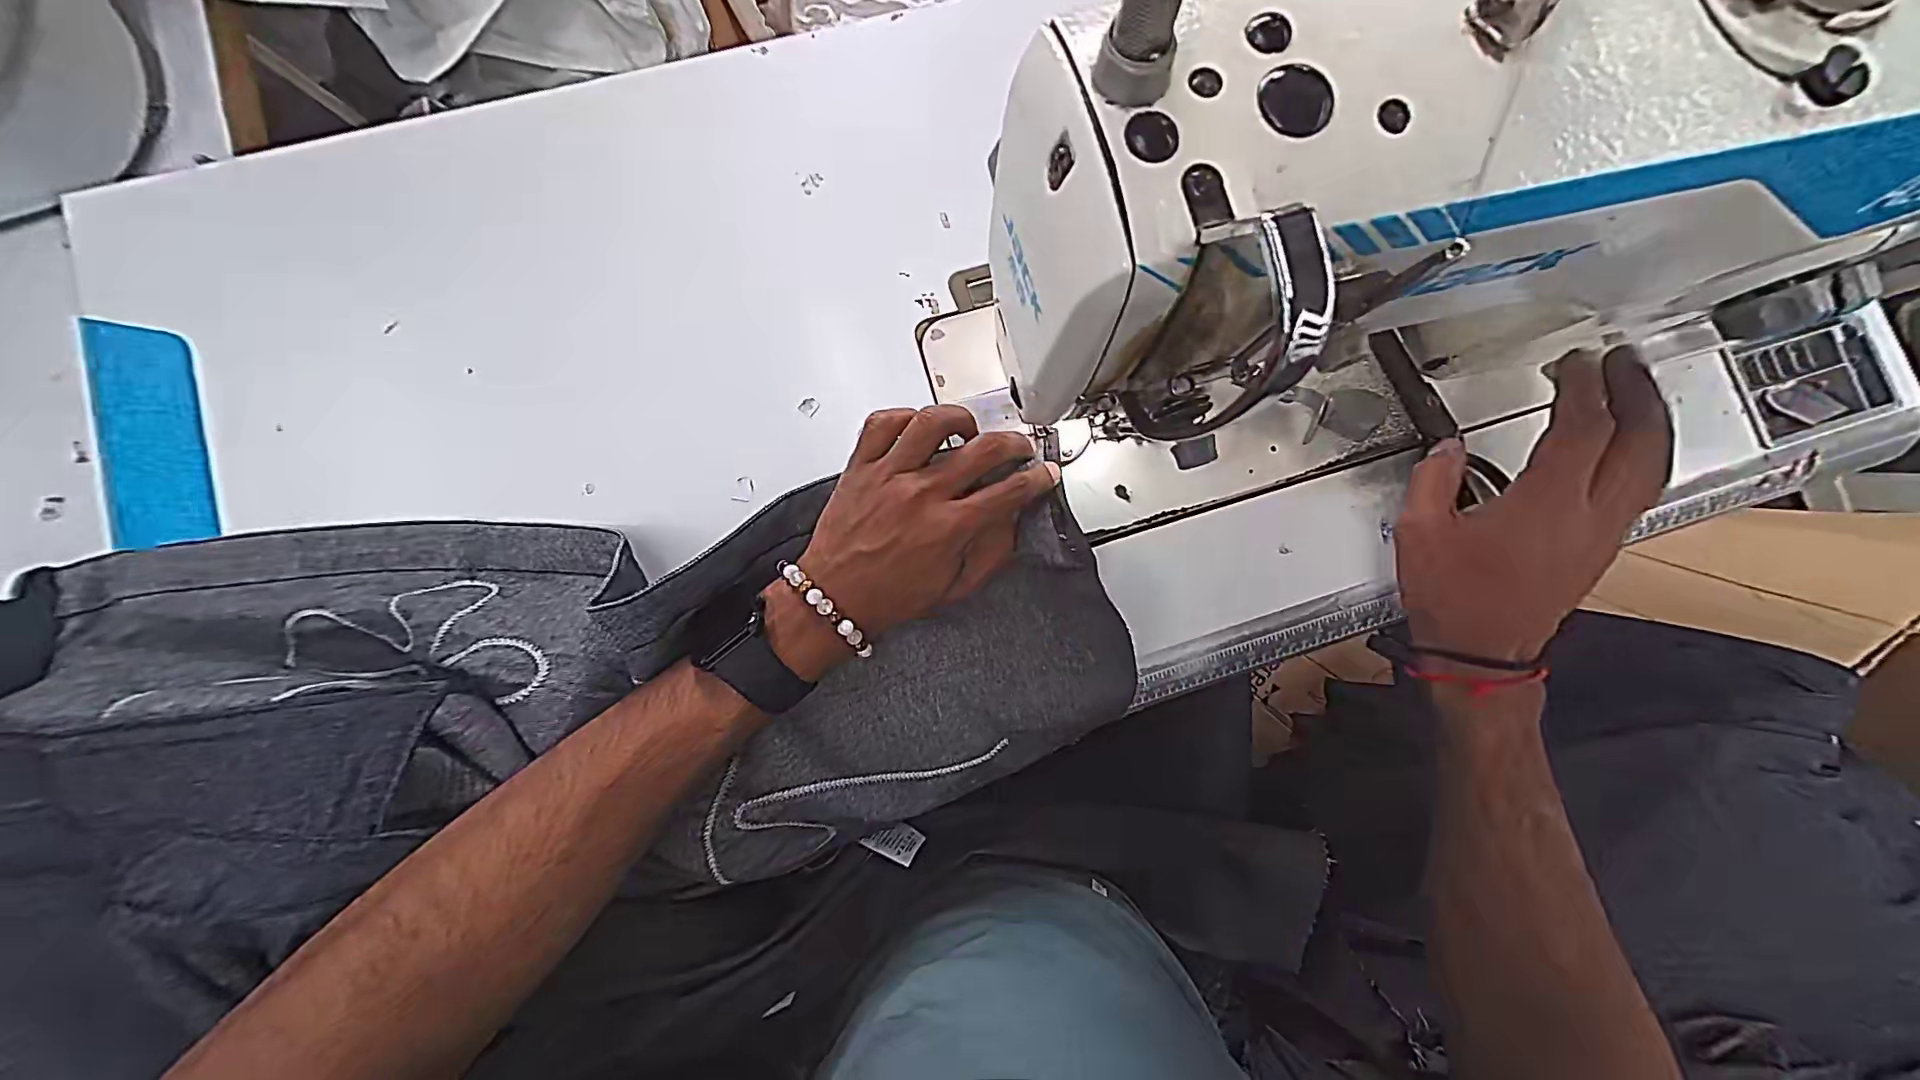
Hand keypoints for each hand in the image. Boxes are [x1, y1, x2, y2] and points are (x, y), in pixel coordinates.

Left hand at [762, 405, 1061, 679]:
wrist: (835, 599)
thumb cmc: (888, 596)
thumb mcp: (953, 588)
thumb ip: (991, 554)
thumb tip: (1013, 521)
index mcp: (948, 528)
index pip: (1009, 490)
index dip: (1037, 478)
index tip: (1043, 473)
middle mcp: (921, 496)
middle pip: (983, 449)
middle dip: (1014, 443)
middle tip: (1017, 447)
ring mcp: (889, 476)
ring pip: (933, 422)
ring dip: (962, 419)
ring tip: (968, 430)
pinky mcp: (861, 468)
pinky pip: (882, 423)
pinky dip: (905, 417)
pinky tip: (917, 428)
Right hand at [1394, 347, 1672, 662]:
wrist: (1481, 651)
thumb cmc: (1452, 597)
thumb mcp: (1419, 531)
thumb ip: (1433, 479)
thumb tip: (1448, 449)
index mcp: (1545, 503)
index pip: (1583, 427)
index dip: (1583, 386)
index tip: (1576, 363)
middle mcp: (1590, 514)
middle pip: (1641, 438)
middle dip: (1637, 392)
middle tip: (1620, 363)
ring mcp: (1603, 532)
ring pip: (1653, 464)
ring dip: (1649, 421)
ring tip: (1632, 395)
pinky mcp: (1601, 548)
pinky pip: (1639, 488)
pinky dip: (1639, 453)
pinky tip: (1620, 448)